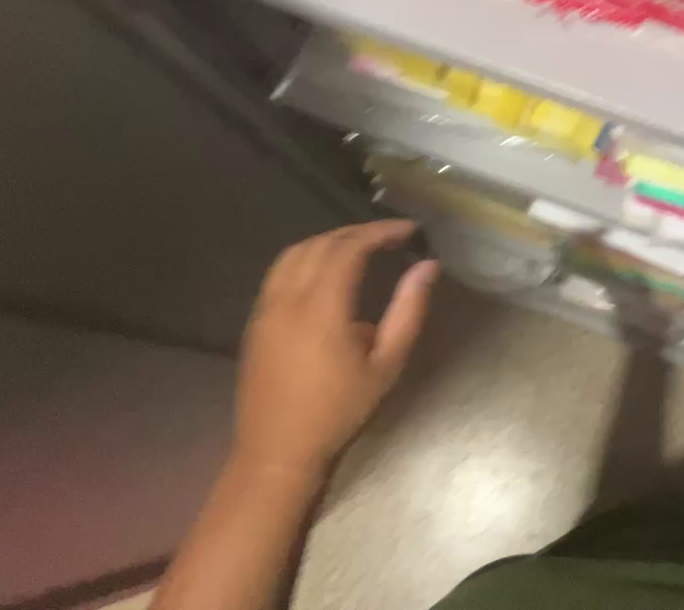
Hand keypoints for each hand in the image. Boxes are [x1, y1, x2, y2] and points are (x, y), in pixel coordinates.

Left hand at [232, 221, 438, 478]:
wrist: (276, 452)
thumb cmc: (339, 410)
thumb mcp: (387, 364)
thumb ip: (408, 310)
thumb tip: (427, 266)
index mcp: (322, 308)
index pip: (349, 248)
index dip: (380, 232)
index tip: (409, 231)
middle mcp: (288, 300)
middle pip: (322, 243)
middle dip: (358, 232)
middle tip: (391, 236)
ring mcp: (266, 309)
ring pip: (295, 252)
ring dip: (330, 240)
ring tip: (361, 246)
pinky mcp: (256, 320)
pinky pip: (280, 271)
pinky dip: (308, 256)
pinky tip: (327, 270)